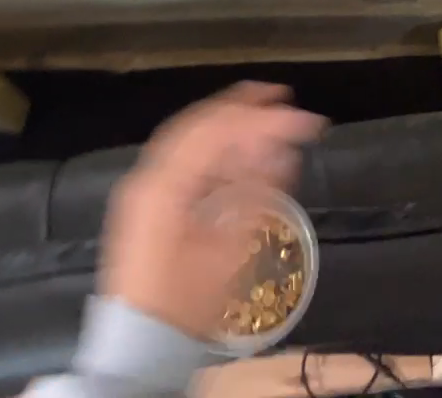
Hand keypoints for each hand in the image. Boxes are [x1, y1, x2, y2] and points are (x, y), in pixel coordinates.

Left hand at [100, 83, 326, 337]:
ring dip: (227, 119)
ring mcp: (144, 184)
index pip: (218, 133)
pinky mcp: (148, 197)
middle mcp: (149, 174)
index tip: (302, 119)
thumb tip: (283, 151)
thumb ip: (255, 195)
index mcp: (165, 185)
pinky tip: (237, 145)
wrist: (139, 345)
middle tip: (282, 95)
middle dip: (242, 106)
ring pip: (188, 134)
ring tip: (263, 108)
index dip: (264, 120)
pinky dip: (212, 142)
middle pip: (198, 123)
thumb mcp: (229, 252)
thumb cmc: (186, 302)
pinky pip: (182, 153)